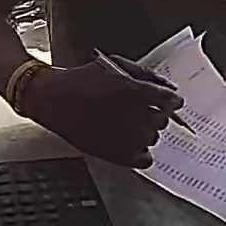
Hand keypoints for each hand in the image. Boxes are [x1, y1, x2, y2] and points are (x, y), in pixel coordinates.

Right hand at [18, 61, 183, 168]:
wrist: (53, 99)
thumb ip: (144, 75)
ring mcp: (128, 138)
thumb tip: (168, 88)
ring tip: (127, 124)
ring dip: (146, 131)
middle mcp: (137, 117)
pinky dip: (141, 152)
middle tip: (140, 110)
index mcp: (138, 92)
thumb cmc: (81, 80)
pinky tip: (129, 142)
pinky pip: (144, 159)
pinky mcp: (117, 154)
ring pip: (153, 138)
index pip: (171, 101)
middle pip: (162, 120)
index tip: (166, 101)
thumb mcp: (113, 66)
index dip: (169, 101)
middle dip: (155, 114)